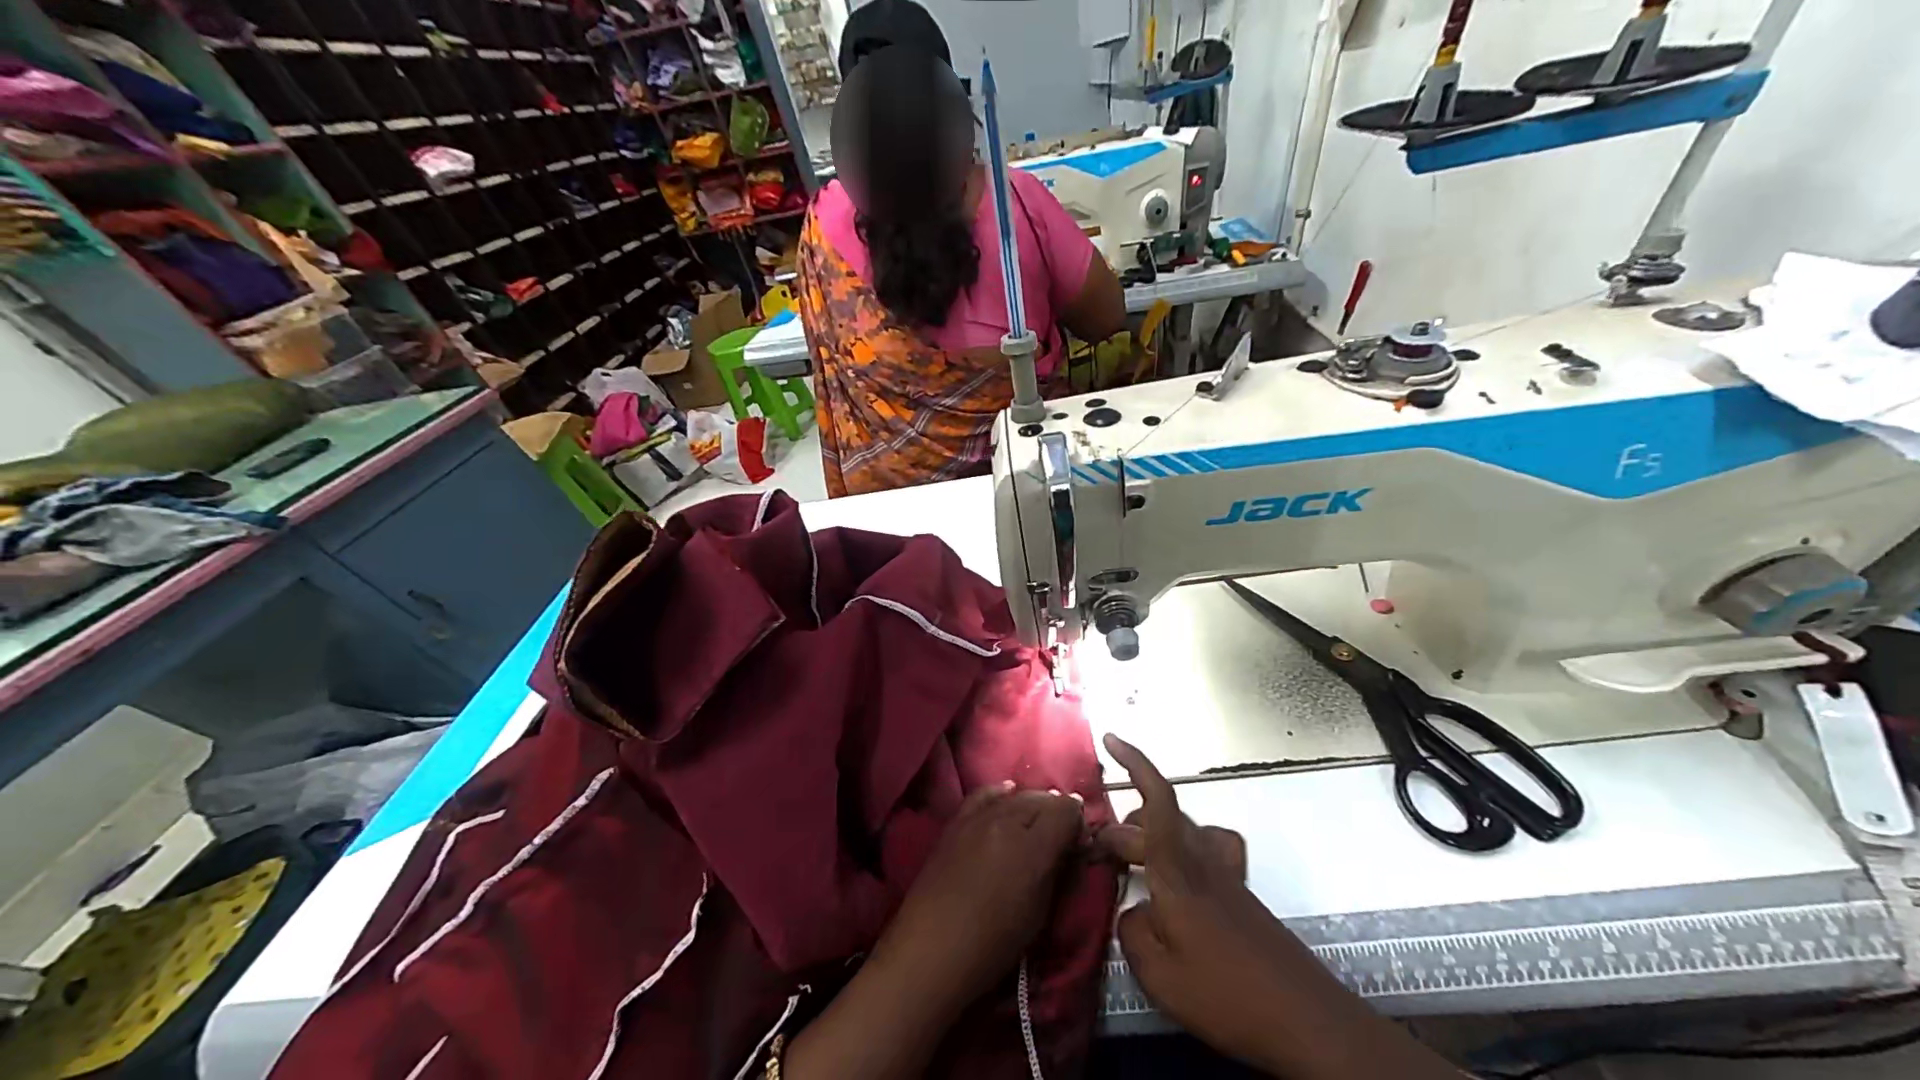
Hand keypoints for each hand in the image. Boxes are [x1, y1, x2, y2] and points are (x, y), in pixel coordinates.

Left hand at [784, 784, 1086, 1079]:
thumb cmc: (994, 943)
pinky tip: (1007, 796)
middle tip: (1062, 835)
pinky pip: (985, 795)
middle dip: (1057, 812)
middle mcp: (1006, 820)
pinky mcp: (956, 821)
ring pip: (1016, 794)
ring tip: (1035, 823)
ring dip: (1031, 804)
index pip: (1067, 810)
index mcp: (1033, 846)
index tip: (1080, 840)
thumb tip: (1070, 848)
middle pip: (1042, 798)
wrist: (932, 949)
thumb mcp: (1040, 912)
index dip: (1079, 821)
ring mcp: (978, 817)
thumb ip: (1058, 871)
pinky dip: (1000, 794)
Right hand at [1100, 735, 1460, 1079]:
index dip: (1135, 763)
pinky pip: (1208, 849)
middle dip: (1118, 831)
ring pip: (1180, 831)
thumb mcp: (1159, 975)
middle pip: (1155, 821)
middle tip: (1095, 862)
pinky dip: (1188, 846)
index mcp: (1177, 872)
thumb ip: (1132, 931)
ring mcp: (1225, 875)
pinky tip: (1183, 873)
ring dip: (1149, 835)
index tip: (1111, 739)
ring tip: (1132, 864)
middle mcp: (1202, 861)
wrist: (1306, 1021)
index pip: (1157, 800)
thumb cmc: (1226, 996)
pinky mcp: (1240, 893)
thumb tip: (1133, 911)